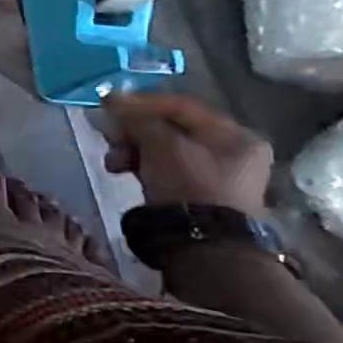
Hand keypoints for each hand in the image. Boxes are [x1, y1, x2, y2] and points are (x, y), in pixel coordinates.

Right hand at [99, 93, 272, 216]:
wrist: (200, 244)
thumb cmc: (188, 185)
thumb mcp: (161, 146)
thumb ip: (138, 119)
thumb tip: (112, 98)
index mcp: (234, 134)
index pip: (181, 106)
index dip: (142, 102)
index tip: (108, 105)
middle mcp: (232, 151)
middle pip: (172, 129)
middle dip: (134, 131)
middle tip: (108, 138)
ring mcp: (217, 175)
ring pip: (165, 150)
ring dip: (133, 151)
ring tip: (112, 163)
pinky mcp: (199, 195)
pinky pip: (165, 169)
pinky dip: (143, 167)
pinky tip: (125, 173)